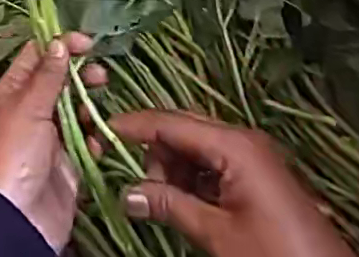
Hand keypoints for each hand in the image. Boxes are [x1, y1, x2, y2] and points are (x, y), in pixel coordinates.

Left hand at [0, 34, 103, 252]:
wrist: (18, 217)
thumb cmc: (15, 152)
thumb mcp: (29, 106)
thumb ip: (48, 75)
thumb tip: (58, 43)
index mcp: (14, 89)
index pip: (37, 55)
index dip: (60, 44)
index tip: (87, 42)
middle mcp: (31, 107)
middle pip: (59, 79)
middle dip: (80, 72)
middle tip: (101, 74)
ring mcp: (50, 135)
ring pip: (74, 107)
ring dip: (89, 102)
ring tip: (102, 100)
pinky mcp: (68, 161)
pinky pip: (85, 139)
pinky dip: (94, 135)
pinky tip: (98, 137)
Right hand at [104, 112, 353, 256]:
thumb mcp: (218, 235)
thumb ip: (170, 206)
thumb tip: (127, 195)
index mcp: (233, 143)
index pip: (170, 122)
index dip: (134, 125)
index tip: (101, 129)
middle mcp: (241, 138)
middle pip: (182, 129)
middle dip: (156, 152)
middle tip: (139, 184)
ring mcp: (251, 155)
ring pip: (195, 147)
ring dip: (174, 169)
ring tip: (164, 201)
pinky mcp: (257, 174)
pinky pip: (213, 163)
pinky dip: (193, 179)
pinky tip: (185, 203)